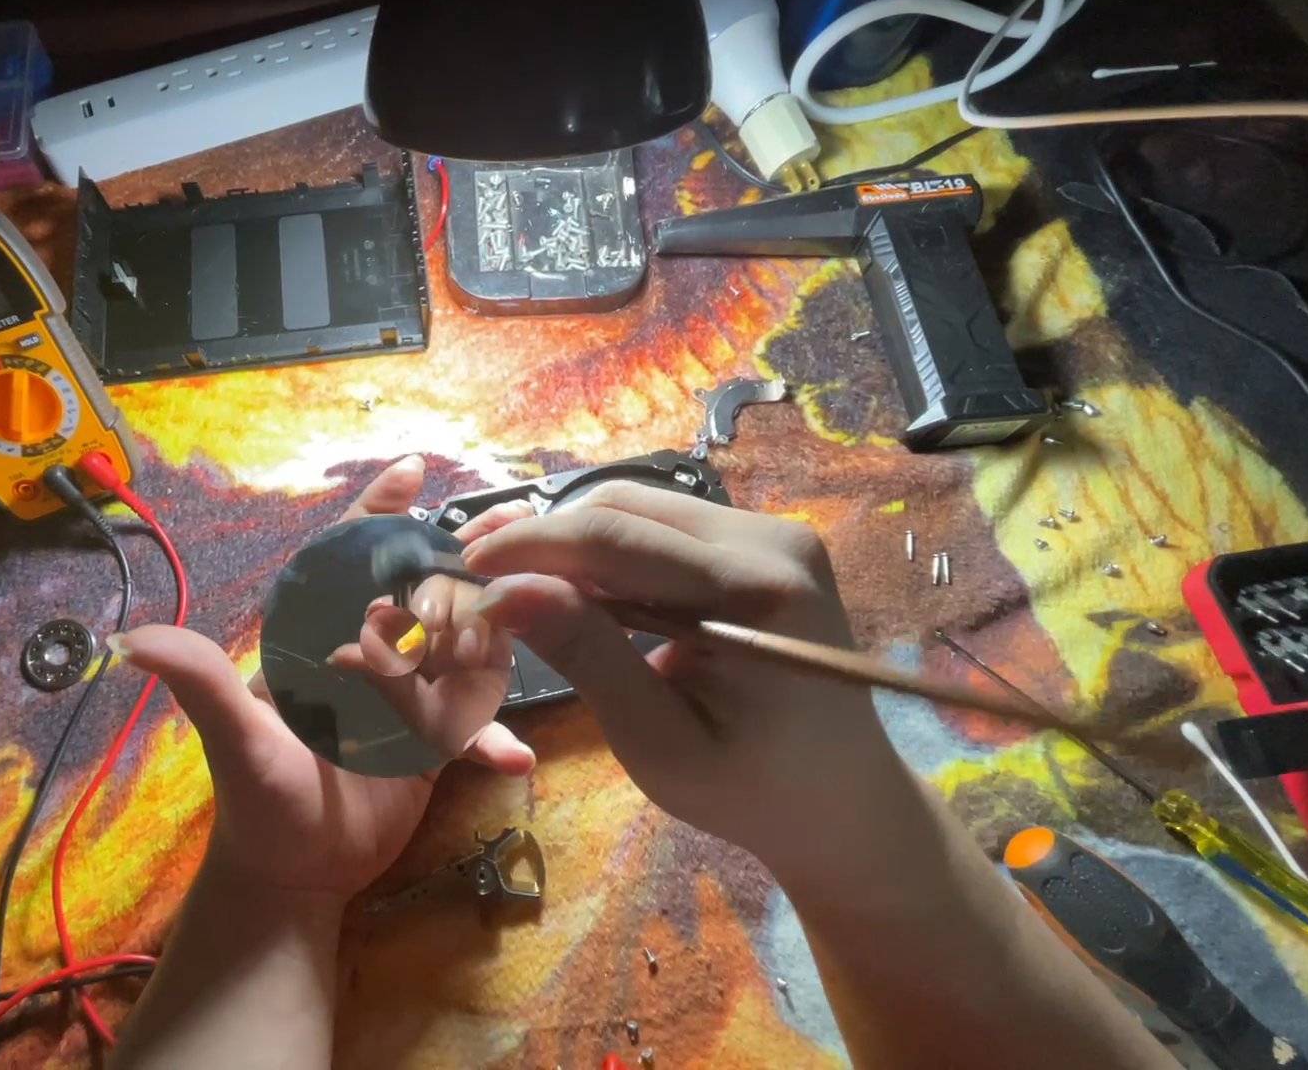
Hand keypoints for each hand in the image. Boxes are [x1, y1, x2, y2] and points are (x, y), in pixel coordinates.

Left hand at [110, 455, 533, 903]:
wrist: (293, 872)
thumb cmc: (258, 800)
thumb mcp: (233, 740)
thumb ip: (200, 682)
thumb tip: (131, 640)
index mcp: (322, 639)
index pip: (349, 562)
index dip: (377, 512)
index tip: (411, 470)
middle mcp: (370, 657)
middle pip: (421, 597)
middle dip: (458, 571)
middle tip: (497, 545)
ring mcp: (408, 697)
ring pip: (458, 652)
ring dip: (490, 642)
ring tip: (528, 626)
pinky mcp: (434, 741)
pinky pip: (472, 727)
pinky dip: (491, 740)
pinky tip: (514, 758)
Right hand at [462, 481, 902, 864]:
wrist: (840, 800)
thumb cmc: (748, 790)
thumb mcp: (655, 740)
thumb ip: (585, 654)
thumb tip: (503, 591)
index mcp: (755, 592)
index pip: (615, 537)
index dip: (530, 545)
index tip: (467, 566)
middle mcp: (771, 540)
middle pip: (627, 505)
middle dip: (544, 533)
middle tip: (480, 566)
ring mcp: (771, 534)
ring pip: (642, 506)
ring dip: (572, 536)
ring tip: (516, 573)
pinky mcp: (761, 543)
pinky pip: (664, 525)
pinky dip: (609, 548)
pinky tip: (575, 580)